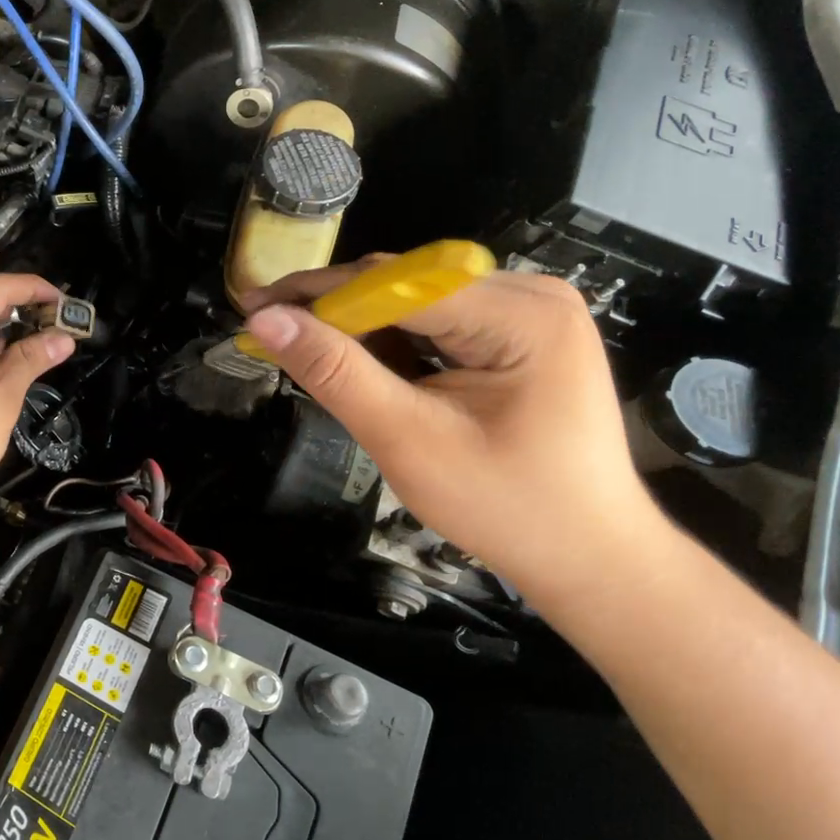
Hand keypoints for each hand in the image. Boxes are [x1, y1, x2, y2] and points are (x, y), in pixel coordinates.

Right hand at [240, 262, 665, 596]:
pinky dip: (388, 339)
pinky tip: (358, 363)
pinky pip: (435, 319)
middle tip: (266, 334)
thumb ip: (335, 372)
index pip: (393, 282)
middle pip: (402, 283)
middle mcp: (531, 296)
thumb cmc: (506, 506)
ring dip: (355, 325)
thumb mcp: (407, 439)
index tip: (250, 310)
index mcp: (521, 316)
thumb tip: (264, 320)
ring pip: (412, 299)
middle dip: (332, 310)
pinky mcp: (520, 334)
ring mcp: (529, 313)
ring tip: (303, 351)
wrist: (589, 557)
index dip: (314, 293)